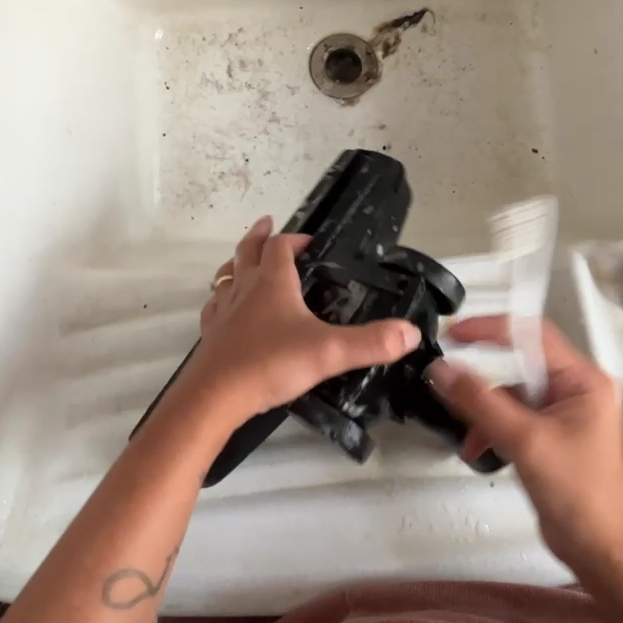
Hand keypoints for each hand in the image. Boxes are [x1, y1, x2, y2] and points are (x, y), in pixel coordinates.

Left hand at [181, 216, 420, 425]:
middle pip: (247, 251)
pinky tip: (226, 311)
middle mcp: (244, 288)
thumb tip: (411, 333)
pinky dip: (221, 301)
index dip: (295, 239)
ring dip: (236, 264)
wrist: (214, 397)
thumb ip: (371, 342)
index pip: (281, 246)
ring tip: (244, 263)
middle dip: (258, 236)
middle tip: (266, 225)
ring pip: (226, 276)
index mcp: (272, 282)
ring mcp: (222, 311)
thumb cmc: (270, 363)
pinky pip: (214, 308)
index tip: (310, 242)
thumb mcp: (329, 352)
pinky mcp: (210, 335)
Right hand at [425, 317, 622, 566]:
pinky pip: (513, 417)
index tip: (456, 333)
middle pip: (519, 364)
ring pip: (512, 393)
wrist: (600, 550)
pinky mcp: (550, 436)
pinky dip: (492, 428)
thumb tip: (442, 369)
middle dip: (484, 377)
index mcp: (583, 379)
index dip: (492, 329)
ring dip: (485, 410)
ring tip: (466, 430)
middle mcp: (576, 389)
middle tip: (449, 374)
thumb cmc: (578, 493)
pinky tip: (477, 447)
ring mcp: (563, 414)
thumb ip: (480, 401)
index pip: (532, 335)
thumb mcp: (525, 440)